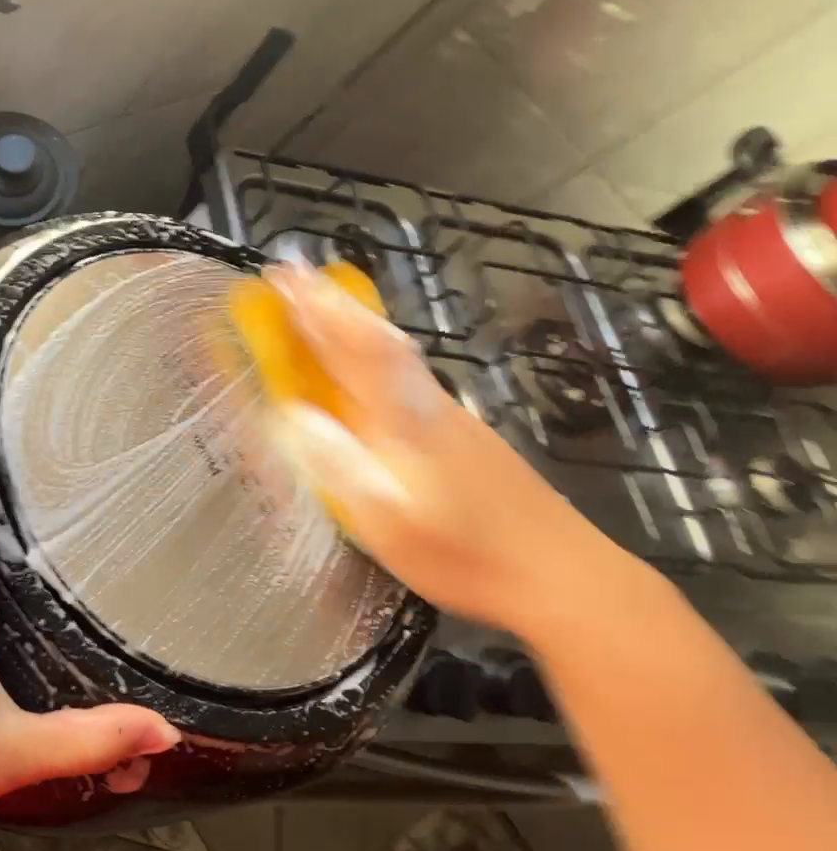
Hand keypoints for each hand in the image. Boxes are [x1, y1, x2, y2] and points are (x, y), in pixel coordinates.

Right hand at [264, 263, 634, 639]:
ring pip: (393, 358)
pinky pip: (403, 379)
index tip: (284, 275)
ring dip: (351, 325)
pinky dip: (372, 354)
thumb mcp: (387, 520)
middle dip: (330, 305)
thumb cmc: (465, 554)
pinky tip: (365, 363)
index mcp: (403, 421)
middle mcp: (427, 407)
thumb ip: (338, 464)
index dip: (316, 311)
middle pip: (376, 342)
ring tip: (319, 304)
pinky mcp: (461, 438)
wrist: (565, 578)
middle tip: (295, 273)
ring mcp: (450, 420)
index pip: (354, 351)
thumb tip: (289, 416)